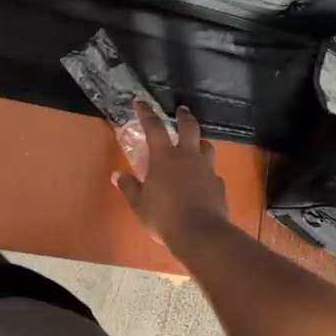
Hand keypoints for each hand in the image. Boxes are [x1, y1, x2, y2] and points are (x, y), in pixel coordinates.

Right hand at [112, 100, 229, 249]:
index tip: (141, 101)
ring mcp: (206, 169)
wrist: (200, 233)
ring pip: (206, 146)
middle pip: (189, 127)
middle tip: (182, 110)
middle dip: (184, 116)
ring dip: (200, 142)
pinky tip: (204, 181)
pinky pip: (213, 172)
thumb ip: (129, 187)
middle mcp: (187, 156)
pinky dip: (207, 172)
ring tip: (196, 144)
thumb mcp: (139, 204)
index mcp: (164, 157)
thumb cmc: (163, 217)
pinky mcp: (219, 184)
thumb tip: (116, 175)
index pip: (154, 127)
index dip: (146, 113)